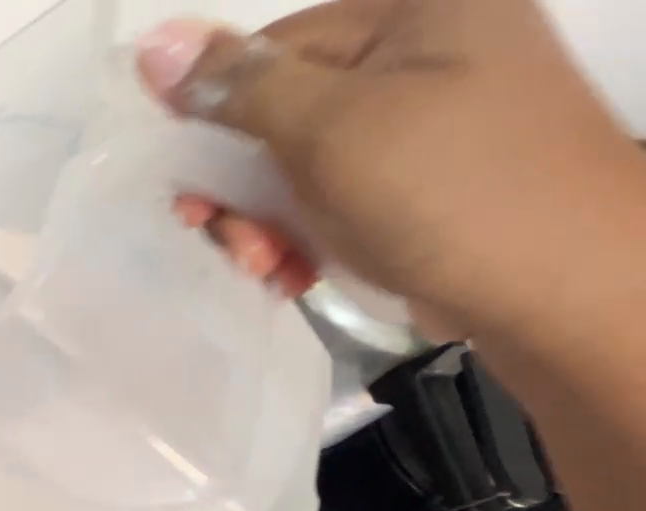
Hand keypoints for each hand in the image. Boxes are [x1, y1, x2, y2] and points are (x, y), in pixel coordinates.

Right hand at [136, 0, 645, 341]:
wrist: (554, 287)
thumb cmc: (443, 190)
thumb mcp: (328, 128)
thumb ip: (238, 86)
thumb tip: (152, 43)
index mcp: (411, 14)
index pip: (268, 53)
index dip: (215, 123)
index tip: (194, 192)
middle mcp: (416, 58)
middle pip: (272, 118)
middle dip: (238, 191)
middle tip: (234, 240)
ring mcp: (417, 125)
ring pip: (290, 169)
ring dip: (260, 226)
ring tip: (269, 266)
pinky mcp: (411, 183)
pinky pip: (322, 200)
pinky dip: (296, 241)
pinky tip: (294, 274)